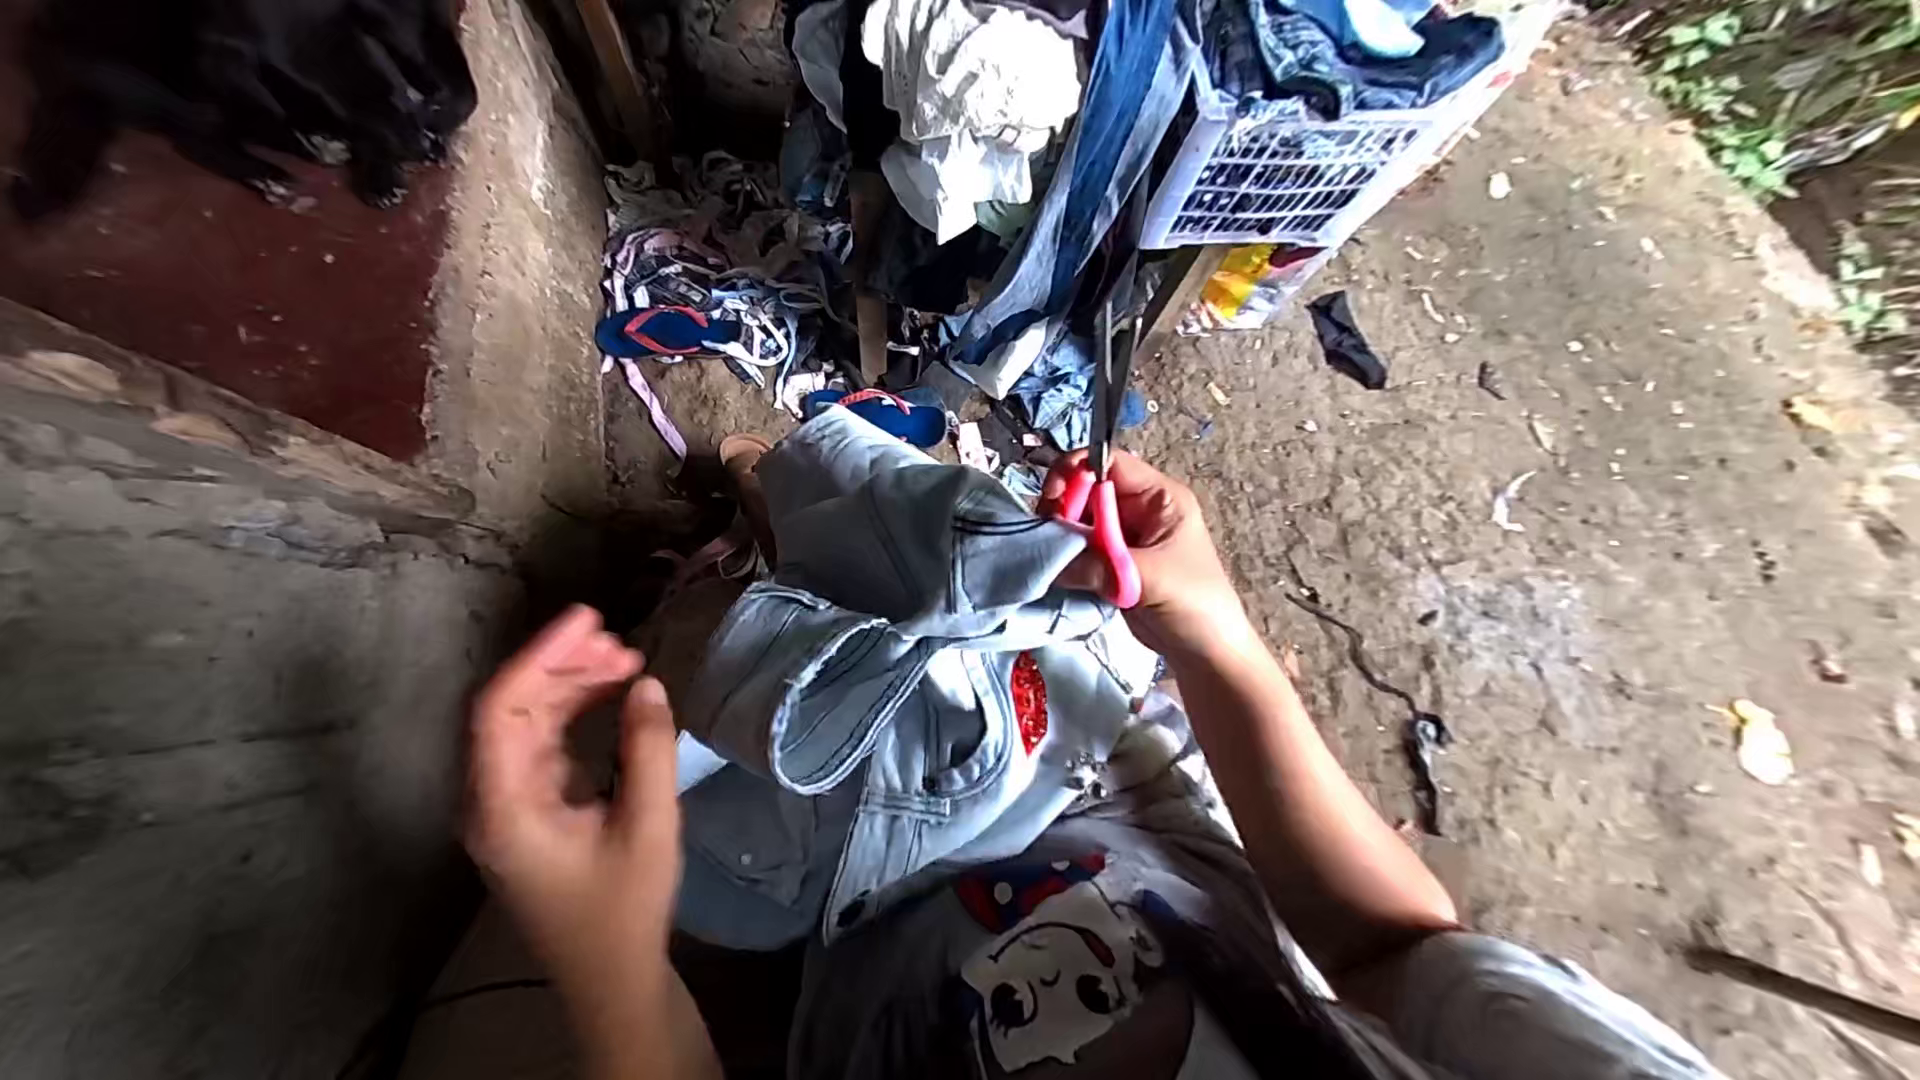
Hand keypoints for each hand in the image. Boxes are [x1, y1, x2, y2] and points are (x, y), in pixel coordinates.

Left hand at [465, 605, 681, 1043]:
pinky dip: (579, 708)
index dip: (540, 654)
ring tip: (627, 659)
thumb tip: (647, 684)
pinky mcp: (534, 803)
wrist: (610, 969)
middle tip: (622, 641)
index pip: (500, 708)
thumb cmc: (624, 905)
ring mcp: (511, 799)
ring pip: (530, 718)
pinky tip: (615, 693)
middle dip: (564, 663)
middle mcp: (493, 796)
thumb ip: (648, 749)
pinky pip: (547, 738)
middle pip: (512, 706)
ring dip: (574, 683)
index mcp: (503, 805)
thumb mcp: (649, 824)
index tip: (588, 617)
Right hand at [1040, 450, 1250, 656]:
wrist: (1205, 651)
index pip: (1109, 464)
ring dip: (1060, 534)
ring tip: (1049, 554)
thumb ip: (1098, 564)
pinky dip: (1063, 555)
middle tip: (1045, 533)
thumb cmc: (1195, 604)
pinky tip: (1055, 568)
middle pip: (1086, 489)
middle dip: (1062, 506)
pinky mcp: (1110, 563)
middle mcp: (1138, 510)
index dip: (1076, 471)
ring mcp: (1123, 537)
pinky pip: (1078, 548)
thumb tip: (1050, 559)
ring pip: (1077, 520)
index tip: (1052, 498)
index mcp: (1158, 497)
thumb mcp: (1149, 578)